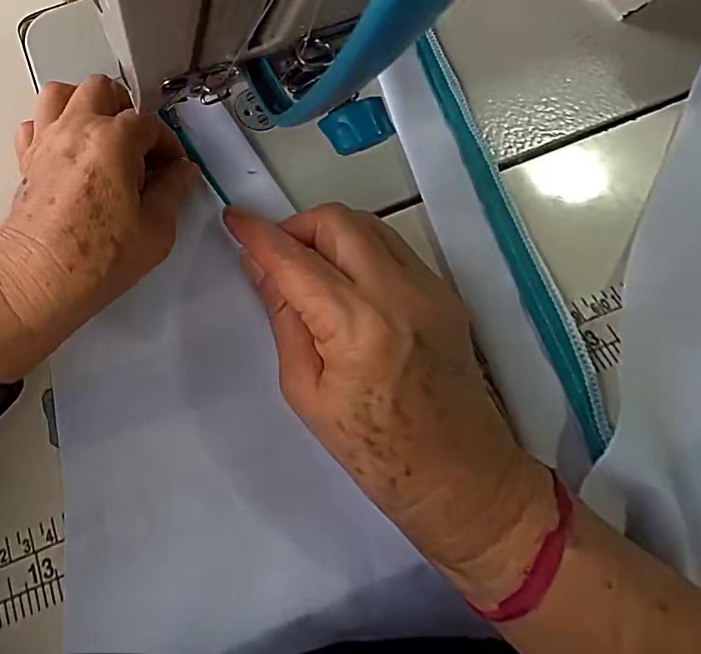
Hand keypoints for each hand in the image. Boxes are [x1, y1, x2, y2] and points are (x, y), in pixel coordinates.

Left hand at [0, 76, 198, 382]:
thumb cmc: (90, 259)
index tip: (172, 165)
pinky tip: (66, 149)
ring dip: (82, 103)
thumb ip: (172, 191)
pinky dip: (49, 127)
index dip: (166, 143)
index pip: (148, 122)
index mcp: (111, 139)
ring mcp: (45, 142)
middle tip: (138, 140)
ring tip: (100, 133)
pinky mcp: (26, 161)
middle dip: (124, 107)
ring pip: (59, 94)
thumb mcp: (154, 230)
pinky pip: (34, 125)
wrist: (35, 280)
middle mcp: (74, 130)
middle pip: (100, 89)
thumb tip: (180, 174)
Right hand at [223, 203, 556, 605]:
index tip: (234, 219)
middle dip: (294, 226)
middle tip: (275, 254)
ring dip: (326, 233)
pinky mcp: (446, 294)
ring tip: (309, 269)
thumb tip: (261, 265)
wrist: (467, 482)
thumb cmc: (375, 450)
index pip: (292, 257)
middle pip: (335, 221)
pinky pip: (390, 246)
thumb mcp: (303, 388)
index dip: (256, 232)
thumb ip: (283, 316)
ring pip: (367, 223)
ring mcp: (430, 291)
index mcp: (356, 326)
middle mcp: (398, 295)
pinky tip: (344, 283)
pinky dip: (357, 247)